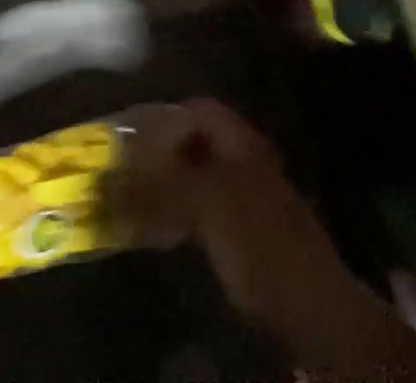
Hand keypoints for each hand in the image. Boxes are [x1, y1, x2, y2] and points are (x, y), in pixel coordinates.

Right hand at [114, 99, 351, 324]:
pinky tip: (148, 231)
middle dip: (156, 154)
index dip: (163, 117)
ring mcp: (244, 199)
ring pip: (193, 179)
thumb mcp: (206, 206)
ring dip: (160, 186)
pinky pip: (197, 212)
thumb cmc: (259, 244)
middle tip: (117, 169)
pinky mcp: (239, 234)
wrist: (307, 306)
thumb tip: (107, 178)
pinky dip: (172, 215)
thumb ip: (157, 187)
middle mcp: (244, 163)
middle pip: (193, 144)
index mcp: (242, 144)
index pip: (198, 110)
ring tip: (122, 200)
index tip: (125, 134)